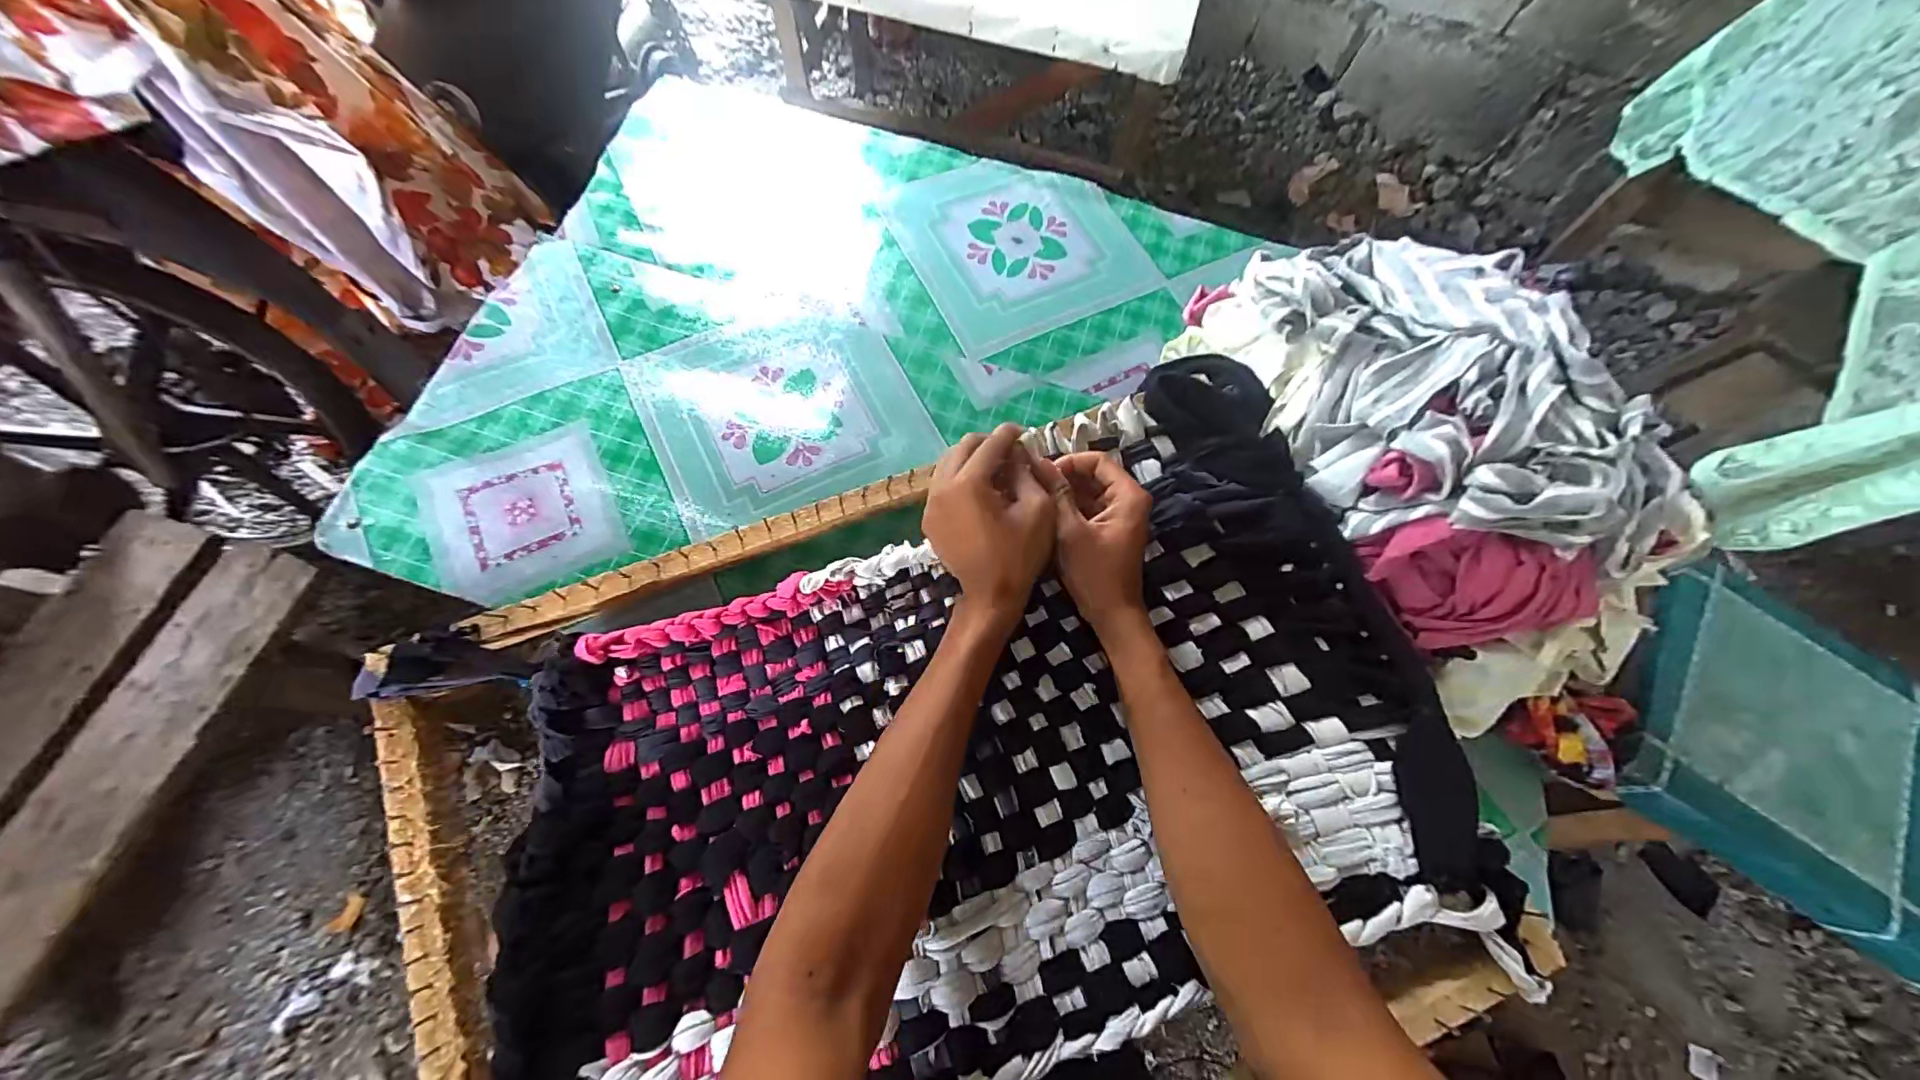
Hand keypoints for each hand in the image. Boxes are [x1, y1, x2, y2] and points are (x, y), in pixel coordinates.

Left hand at [922, 424, 1055, 626]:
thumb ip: (1027, 473)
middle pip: (962, 448)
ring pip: (948, 464)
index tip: (1022, 432)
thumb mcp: (1038, 509)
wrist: (990, 596)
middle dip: (988, 444)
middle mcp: (942, 488)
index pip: (989, 445)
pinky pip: (943, 486)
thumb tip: (1018, 453)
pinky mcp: (929, 519)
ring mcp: (931, 505)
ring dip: (972, 460)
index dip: (1009, 435)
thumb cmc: (1019, 555)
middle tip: (1010, 451)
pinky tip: (981, 491)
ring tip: (996, 470)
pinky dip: (961, 479)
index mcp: (969, 483)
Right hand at [1033, 451, 1150, 632]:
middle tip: (1035, 483)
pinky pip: (1091, 508)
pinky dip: (1071, 508)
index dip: (1070, 461)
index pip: (1099, 460)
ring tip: (1037, 496)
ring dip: (1066, 492)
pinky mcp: (1111, 529)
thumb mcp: (1070, 531)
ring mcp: (1121, 515)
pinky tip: (1048, 513)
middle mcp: (1130, 500)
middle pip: (1095, 475)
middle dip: (1065, 476)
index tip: (1043, 471)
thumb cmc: (1094, 574)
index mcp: (1128, 496)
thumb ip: (1058, 495)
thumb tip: (1041, 464)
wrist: (1112, 613)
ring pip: (1091, 491)